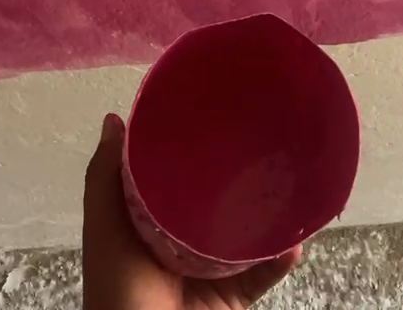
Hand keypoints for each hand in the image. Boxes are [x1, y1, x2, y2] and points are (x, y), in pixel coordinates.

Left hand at [83, 113, 302, 309]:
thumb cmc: (119, 288)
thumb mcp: (105, 229)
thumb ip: (106, 179)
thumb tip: (114, 118)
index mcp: (151, 222)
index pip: (173, 176)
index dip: (189, 147)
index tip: (212, 111)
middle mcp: (183, 241)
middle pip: (216, 202)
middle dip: (239, 176)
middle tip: (264, 141)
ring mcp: (210, 271)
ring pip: (247, 234)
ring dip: (270, 215)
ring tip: (291, 185)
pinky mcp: (231, 298)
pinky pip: (263, 273)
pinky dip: (281, 258)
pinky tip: (296, 240)